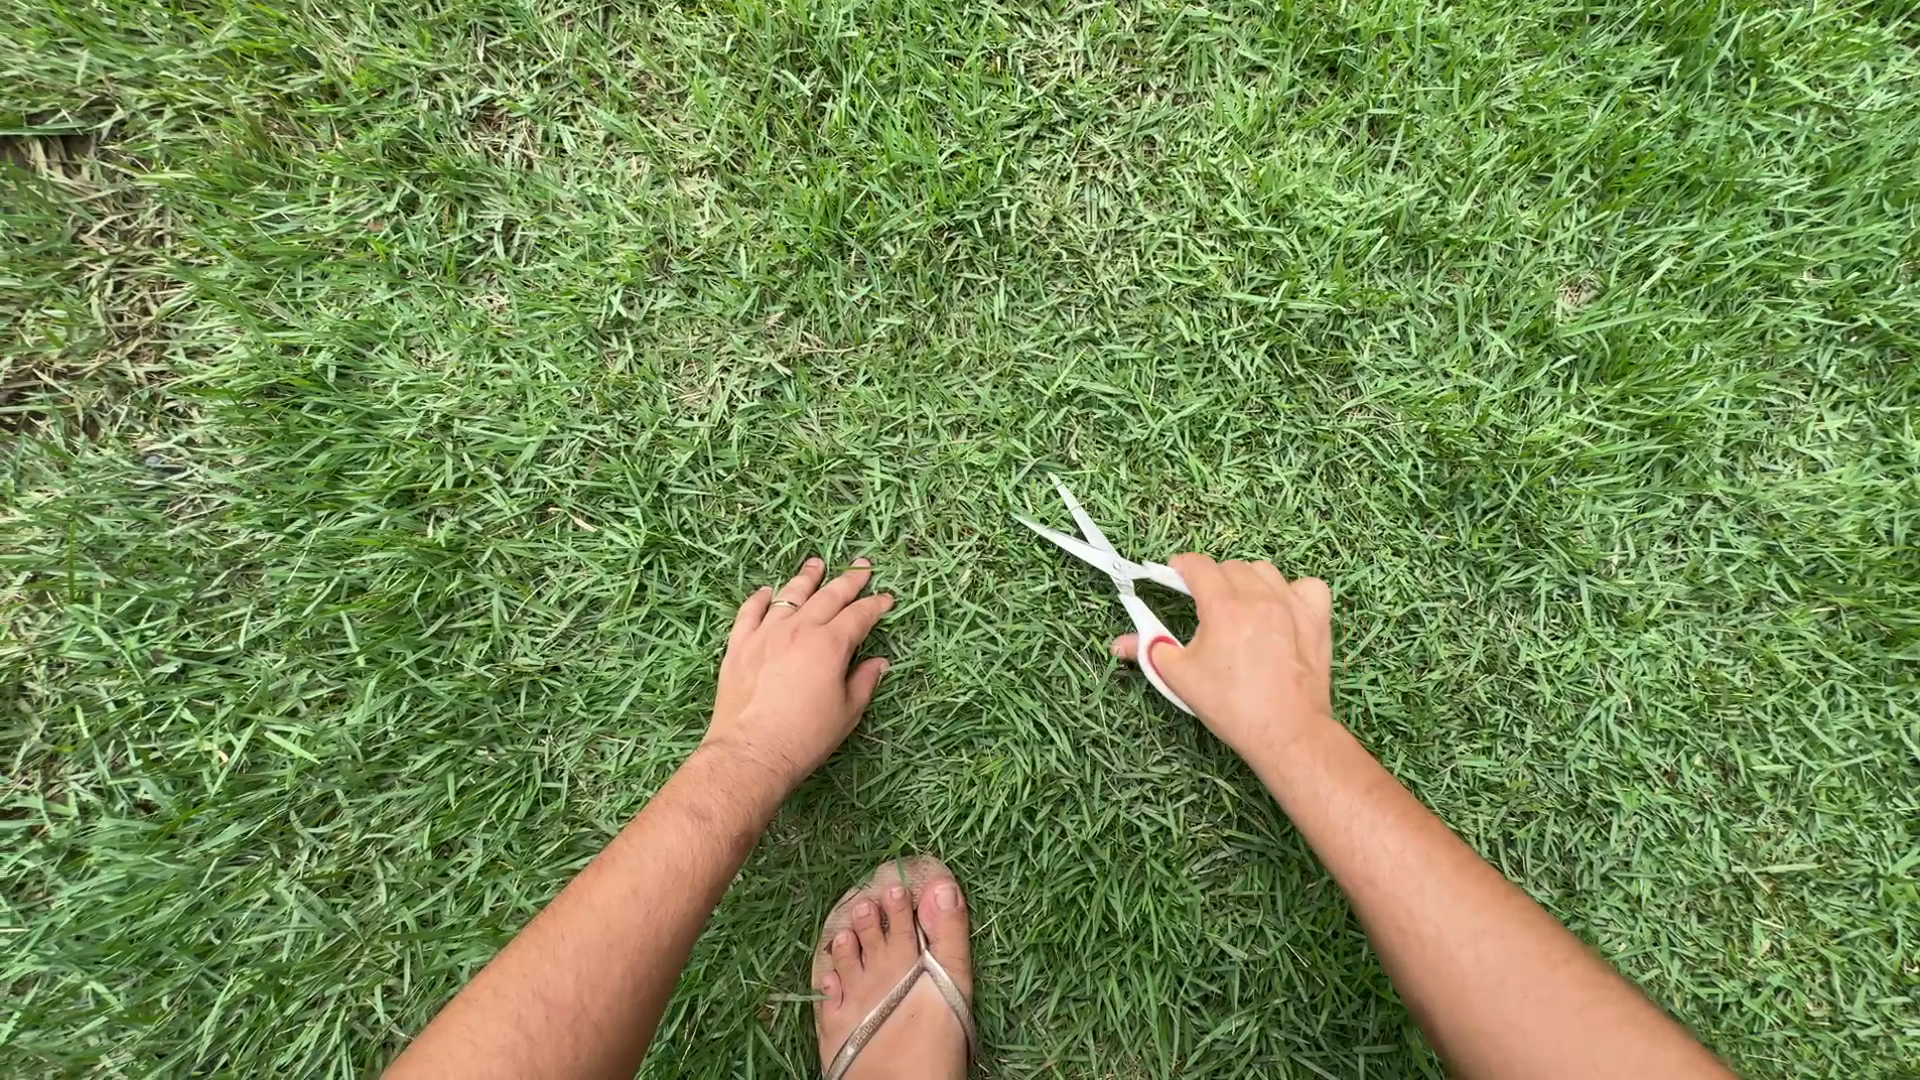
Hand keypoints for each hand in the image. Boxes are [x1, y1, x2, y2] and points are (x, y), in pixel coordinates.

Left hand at [703, 557, 894, 791]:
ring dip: (807, 578)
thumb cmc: (806, 737)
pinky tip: (768, 591)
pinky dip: (761, 598)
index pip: (860, 615)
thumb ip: (864, 681)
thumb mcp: (847, 712)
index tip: (887, 599)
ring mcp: (766, 633)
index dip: (876, 605)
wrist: (751, 753)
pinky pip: (750, 612)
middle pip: (829, 595)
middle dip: (849, 579)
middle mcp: (799, 629)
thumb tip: (879, 663)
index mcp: (830, 644)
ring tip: (816, 564)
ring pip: (790, 595)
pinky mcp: (739, 645)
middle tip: (862, 566)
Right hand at [1113, 553, 1333, 761]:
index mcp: (1223, 607)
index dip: (1180, 566)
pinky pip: (1308, 587)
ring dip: (1247, 580)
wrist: (1287, 732)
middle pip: (1230, 566)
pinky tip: (1282, 609)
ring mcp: (1293, 606)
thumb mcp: (1179, 677)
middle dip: (1211, 578)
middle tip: (1202, 604)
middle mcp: (1259, 597)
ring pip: (1265, 571)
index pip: (1198, 565)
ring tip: (1239, 605)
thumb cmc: (1229, 705)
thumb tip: (1118, 644)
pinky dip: (1293, 591)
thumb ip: (1149, 649)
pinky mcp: (1318, 620)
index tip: (1172, 576)